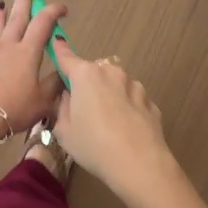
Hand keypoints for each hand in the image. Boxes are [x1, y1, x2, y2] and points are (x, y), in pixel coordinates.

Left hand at [0, 0, 65, 133]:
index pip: (43, 23)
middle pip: (17, 16)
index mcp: (28, 52)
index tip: (62, 9)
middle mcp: (8, 46)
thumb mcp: (44, 100)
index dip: (53, 12)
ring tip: (0, 3)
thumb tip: (63, 73)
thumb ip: (54, 84)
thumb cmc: (17, 108)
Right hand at [51, 44, 183, 202]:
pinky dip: (127, 108)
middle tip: (82, 110)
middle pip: (92, 72)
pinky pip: (132, 100)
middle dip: (86, 83)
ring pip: (115, 84)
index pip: (66, 57)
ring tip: (107, 124)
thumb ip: (61, 106)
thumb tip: (68, 96)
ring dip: (109, 95)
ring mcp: (134, 86)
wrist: (141, 165)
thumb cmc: (94, 146)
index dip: (59, 51)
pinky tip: (125, 130)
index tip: (56, 42)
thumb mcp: (63, 130)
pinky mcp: (151, 102)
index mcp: (85, 75)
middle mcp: (111, 73)